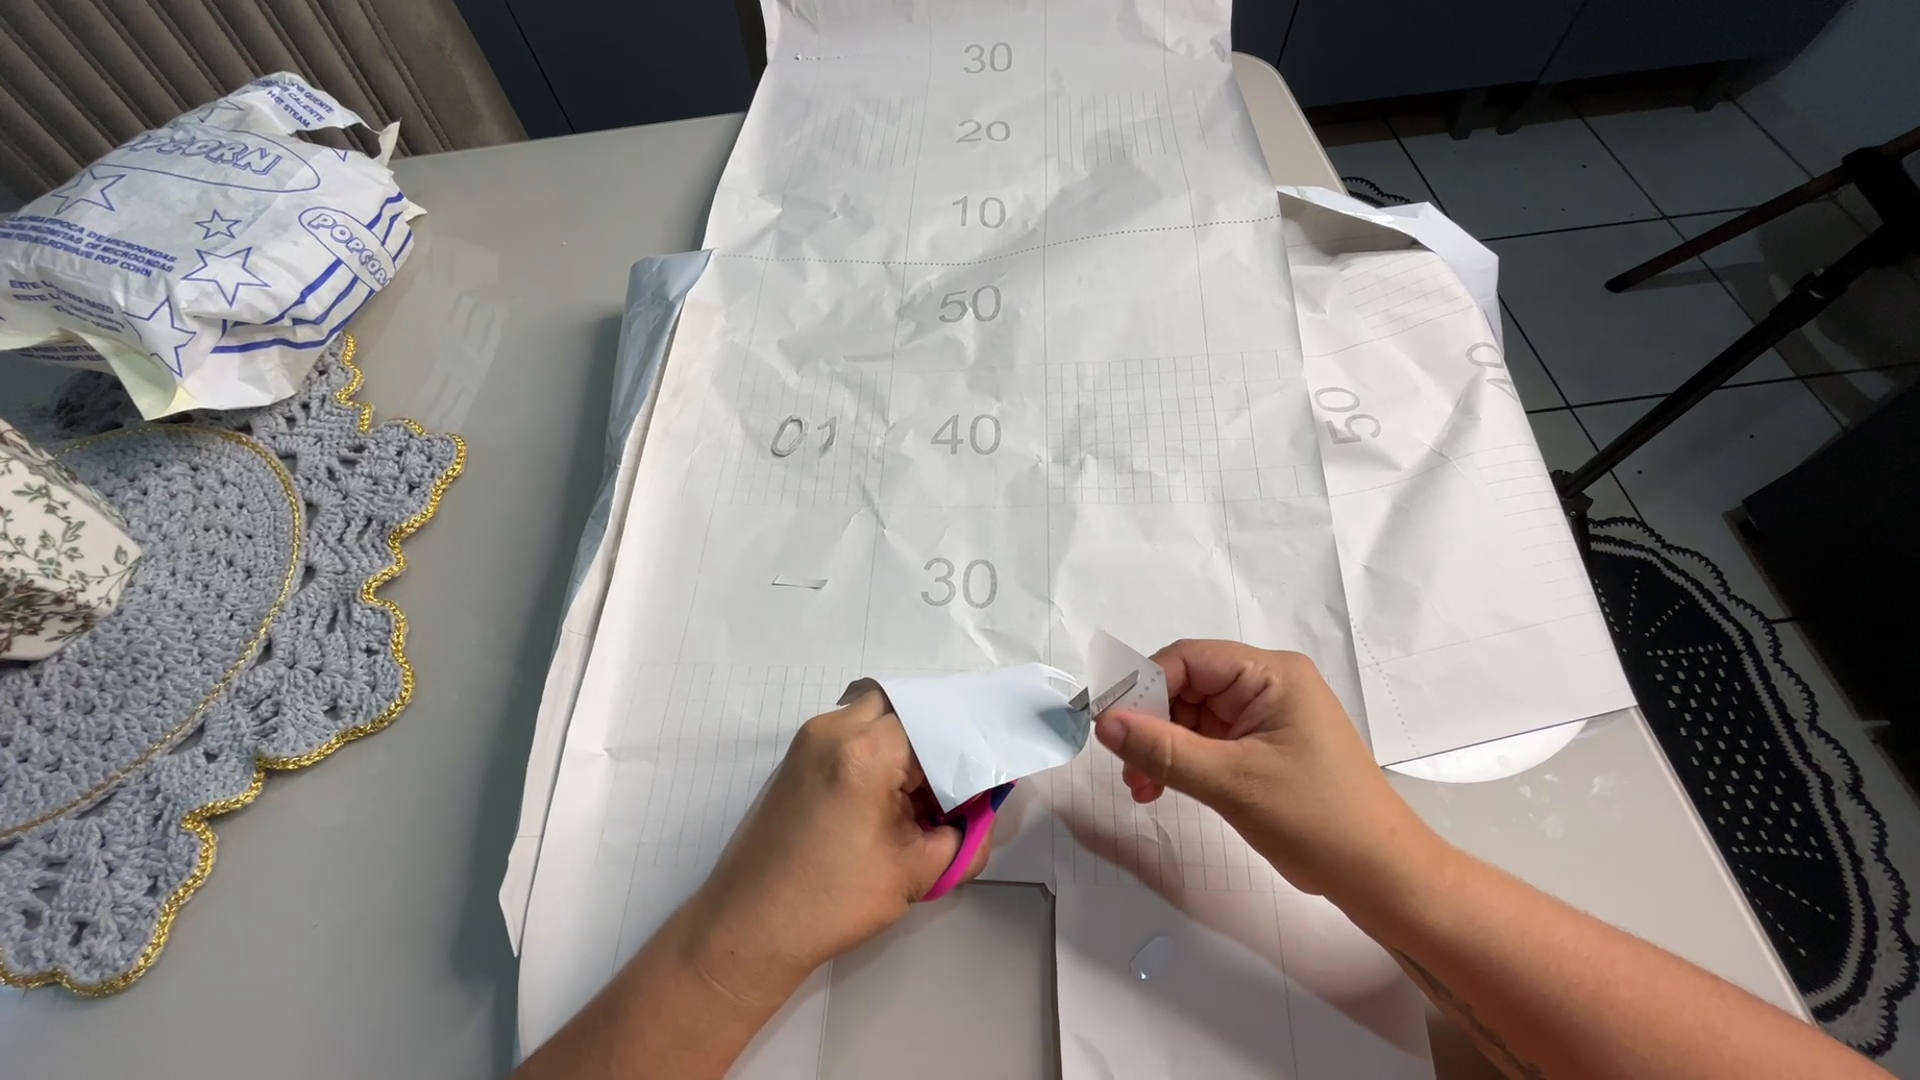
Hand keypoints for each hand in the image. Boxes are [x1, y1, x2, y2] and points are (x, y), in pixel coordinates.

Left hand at [679, 690, 988, 1000]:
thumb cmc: (833, 902)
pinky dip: (876, 750)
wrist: (749, 928)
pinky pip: (849, 731)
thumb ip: (965, 838)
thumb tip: (983, 814)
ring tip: (918, 791)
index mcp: (865, 752)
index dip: (963, 747)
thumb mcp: (916, 873)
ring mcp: (809, 739)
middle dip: (932, 737)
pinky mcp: (796, 755)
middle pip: (902, 705)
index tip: (984, 774)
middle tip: (951, 779)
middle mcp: (834, 729)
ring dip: (903, 742)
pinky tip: (886, 796)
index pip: (934, 723)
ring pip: (874, 714)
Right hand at [1094, 639, 1437, 900]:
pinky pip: (1208, 739)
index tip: (1110, 726)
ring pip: (1191, 715)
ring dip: (1162, 748)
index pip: (1187, 659)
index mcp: (1271, 674)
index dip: (1142, 687)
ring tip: (1143, 788)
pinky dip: (1182, 761)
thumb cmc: (1315, 821)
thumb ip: (1162, 749)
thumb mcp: (1230, 783)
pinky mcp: (1264, 745)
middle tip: (1127, 768)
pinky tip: (1163, 787)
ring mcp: (1267, 715)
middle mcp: (1268, 684)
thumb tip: (1104, 722)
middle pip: (1186, 686)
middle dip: (1151, 724)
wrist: (1383, 878)